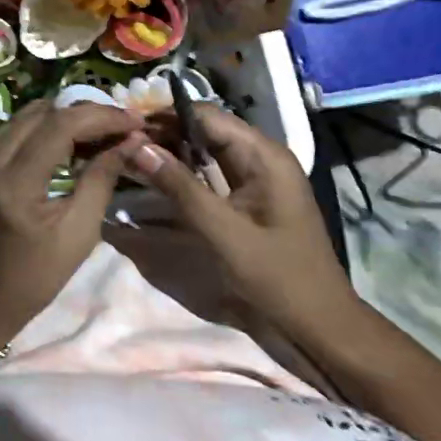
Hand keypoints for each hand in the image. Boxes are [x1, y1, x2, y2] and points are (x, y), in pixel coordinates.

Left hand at [0, 101, 142, 345]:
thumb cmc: (38, 273)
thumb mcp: (81, 230)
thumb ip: (103, 177)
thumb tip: (131, 139)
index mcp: (14, 184)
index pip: (60, 126)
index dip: (101, 117)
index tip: (134, 121)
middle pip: (44, 112)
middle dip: (87, 113)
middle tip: (121, 126)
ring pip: (28, 114)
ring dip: (66, 116)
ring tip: (100, 131)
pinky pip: (15, 126)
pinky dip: (45, 126)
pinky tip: (70, 140)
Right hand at [129, 105, 355, 327]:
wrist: (317, 325)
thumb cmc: (277, 277)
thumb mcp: (223, 232)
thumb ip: (180, 187)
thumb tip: (138, 146)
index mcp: (264, 156)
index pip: (208, 116)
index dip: (166, 115)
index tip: (127, 125)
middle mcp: (262, 158)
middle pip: (207, 130)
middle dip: (166, 132)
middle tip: (122, 142)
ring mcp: (258, 179)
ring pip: (208, 151)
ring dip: (173, 152)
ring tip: (132, 154)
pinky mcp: (250, 200)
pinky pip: (213, 174)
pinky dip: (186, 173)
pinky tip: (158, 177)